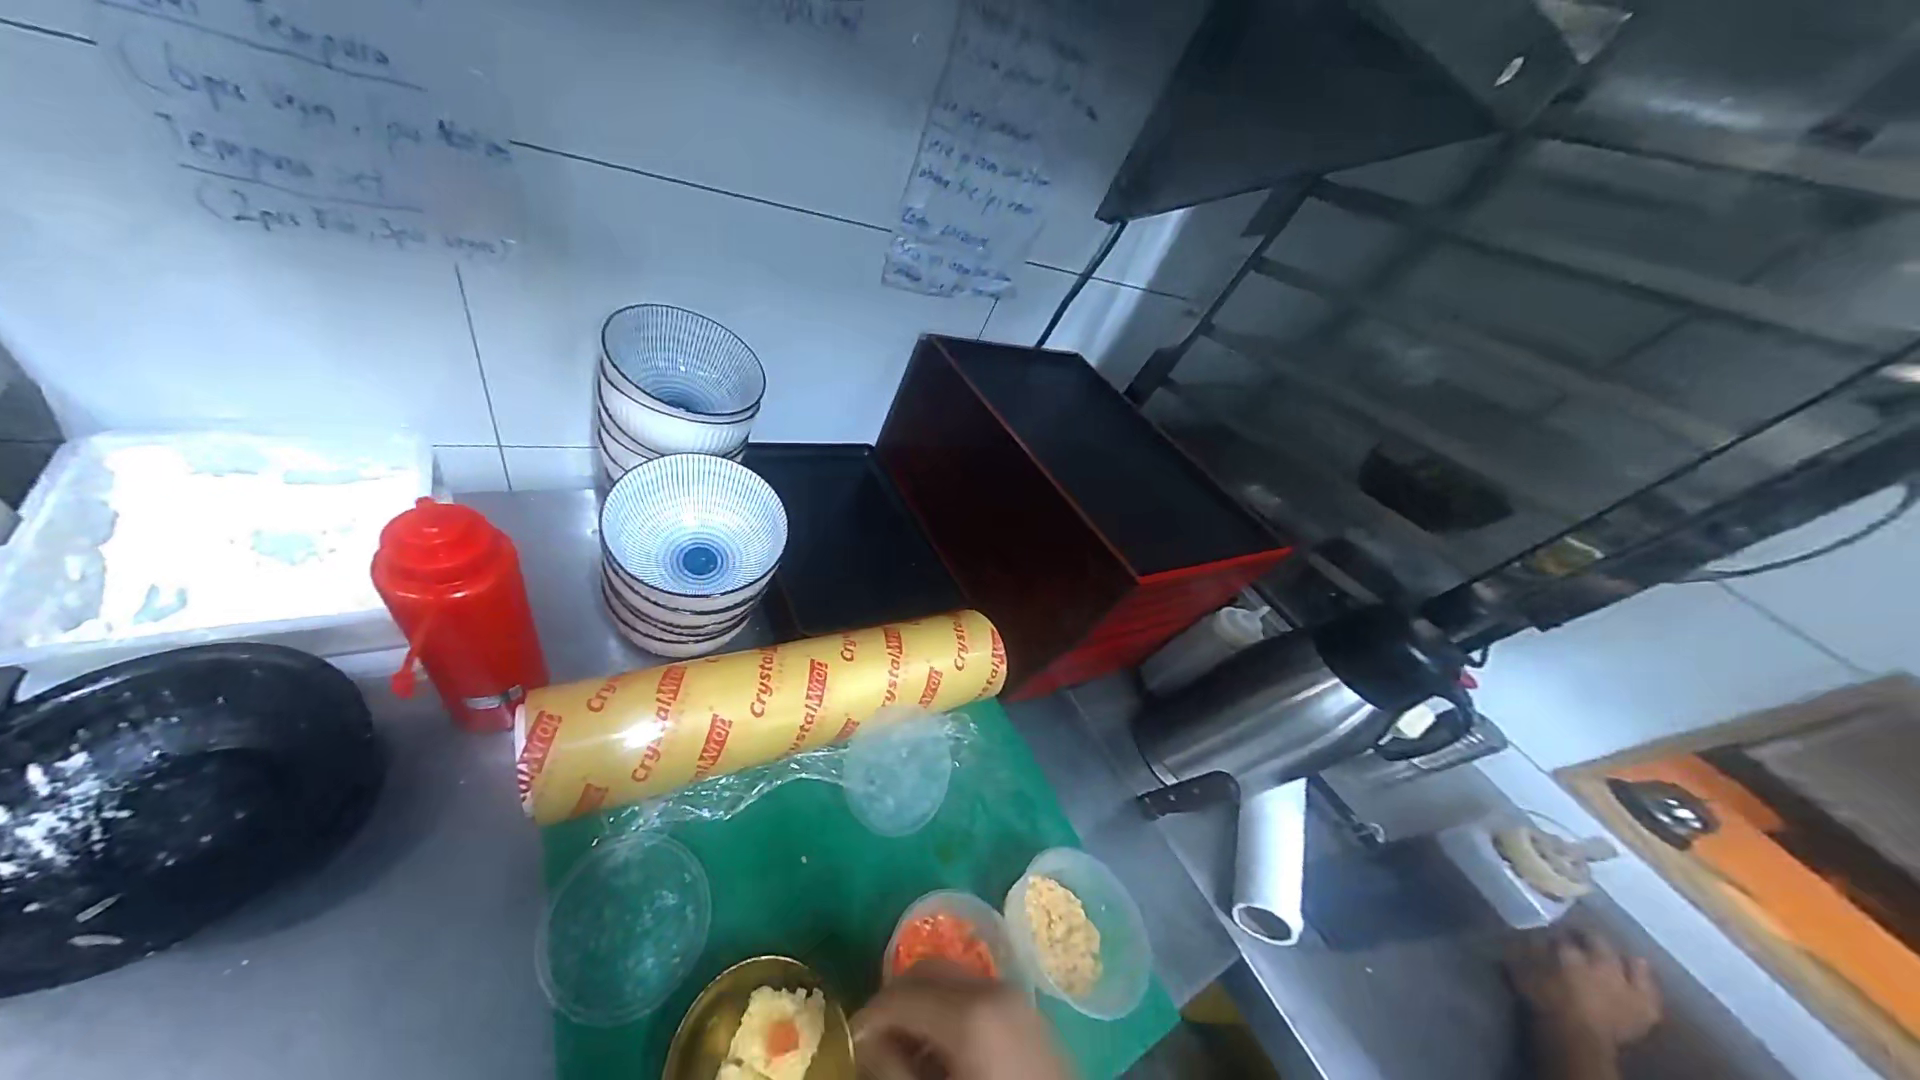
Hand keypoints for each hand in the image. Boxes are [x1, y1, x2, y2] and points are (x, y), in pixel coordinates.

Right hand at [853, 961, 1070, 1079]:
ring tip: (905, 1050)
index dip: (867, 1016)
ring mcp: (1014, 995)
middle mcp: (992, 987)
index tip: (846, 1042)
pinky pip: (975, 993)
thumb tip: (867, 1044)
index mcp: (969, 1012)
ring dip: (921, 1003)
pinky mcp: (1027, 1011)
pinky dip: (948, 1009)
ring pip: (950, 978)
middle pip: (926, 971)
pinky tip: (941, 1050)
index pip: (900, 993)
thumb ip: (893, 1072)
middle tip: (872, 1042)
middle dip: (893, 1001)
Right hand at [1507, 931, 1661, 1051]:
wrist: (1578, 1039)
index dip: (1558, 932)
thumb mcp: (1520, 972)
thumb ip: (1521, 951)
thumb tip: (1520, 935)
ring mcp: (1627, 984)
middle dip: (1589, 936)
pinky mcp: (1647, 1007)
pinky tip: (1638, 973)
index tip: (1551, 931)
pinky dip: (1644, 980)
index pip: (1564, 934)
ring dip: (1622, 956)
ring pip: (1631, 962)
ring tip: (1613, 955)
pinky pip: (1651, 989)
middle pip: (1597, 940)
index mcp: (1569, 952)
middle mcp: (1600, 962)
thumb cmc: (1545, 1003)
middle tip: (1580, 937)